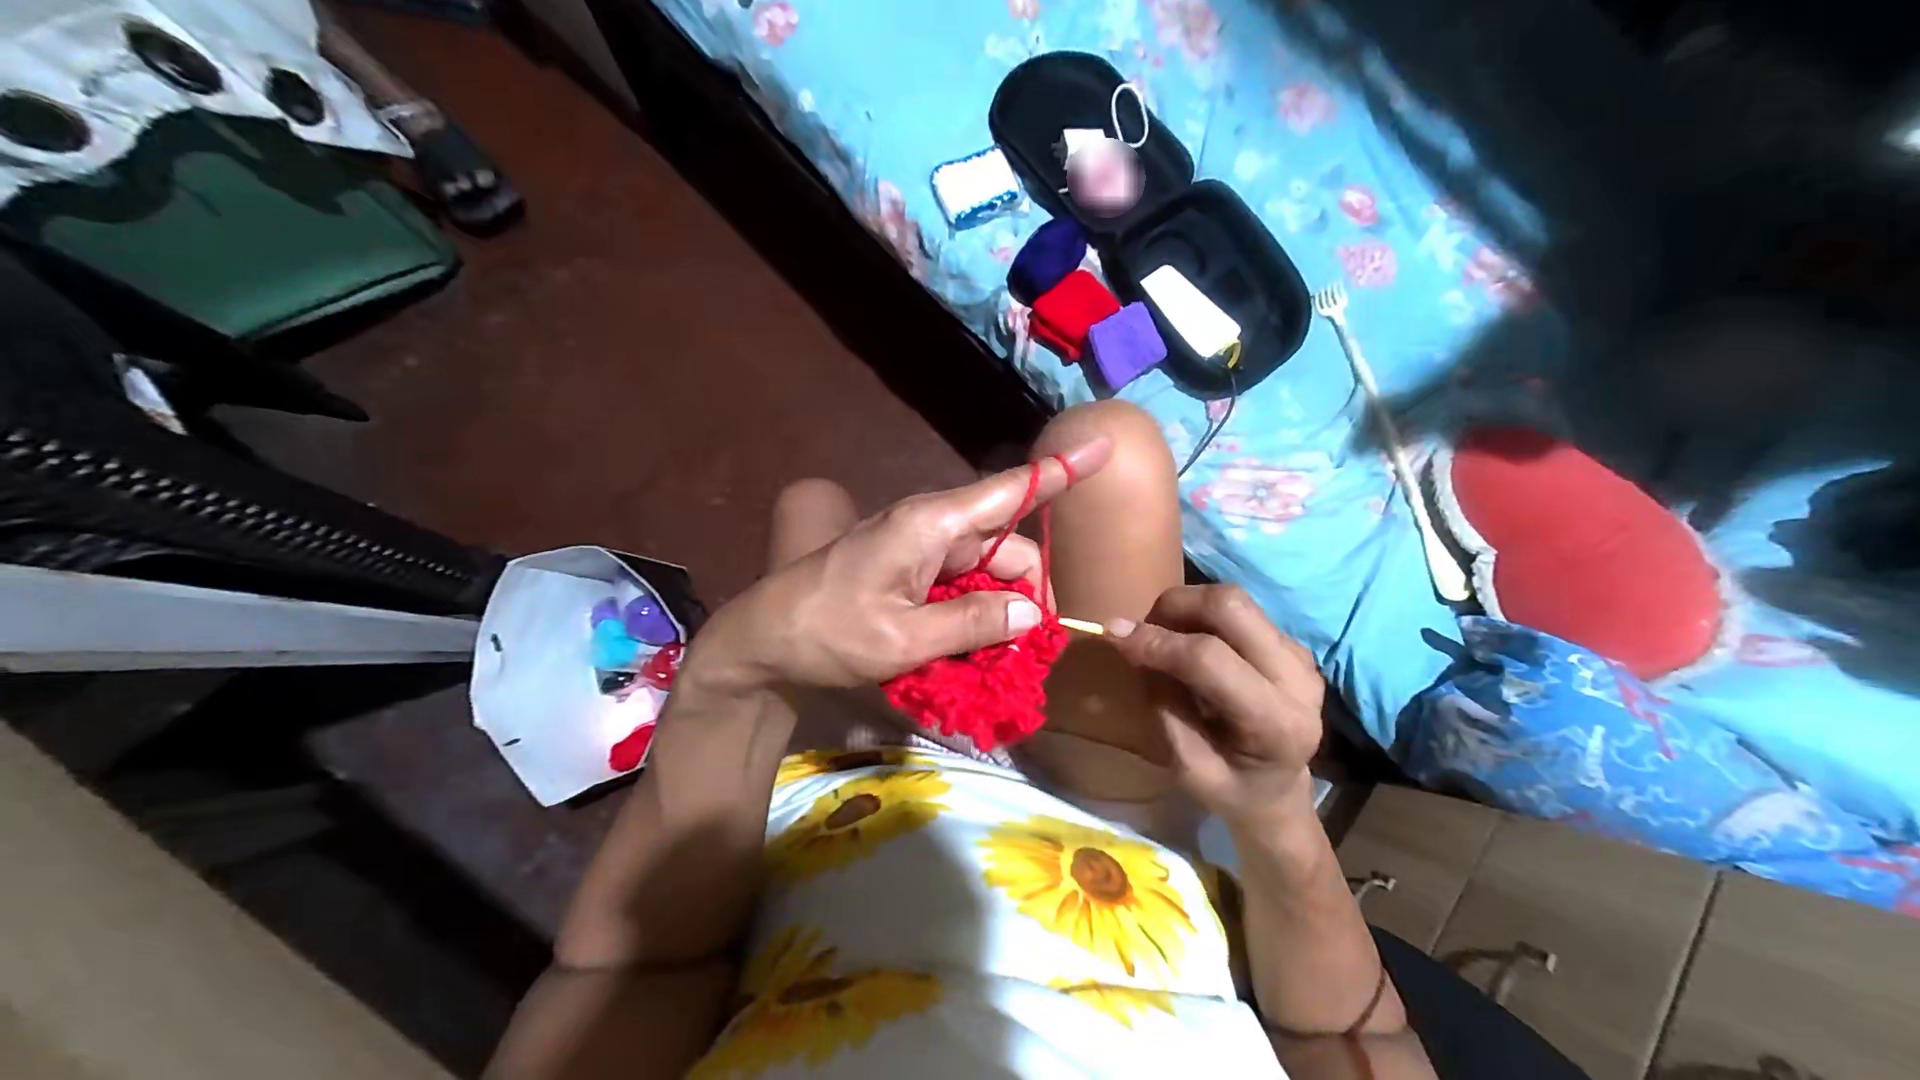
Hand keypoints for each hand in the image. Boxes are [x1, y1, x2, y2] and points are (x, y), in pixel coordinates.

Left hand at [685, 438, 1111, 695]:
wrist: (765, 642)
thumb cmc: (828, 632)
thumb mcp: (903, 639)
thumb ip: (971, 624)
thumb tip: (1031, 614)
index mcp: (930, 525)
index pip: (1008, 490)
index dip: (1059, 473)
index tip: (1105, 445)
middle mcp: (930, 528)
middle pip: (1004, 546)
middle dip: (1026, 589)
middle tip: (1032, 645)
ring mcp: (918, 550)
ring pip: (984, 570)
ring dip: (999, 608)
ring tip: (999, 659)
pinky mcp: (909, 572)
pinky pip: (959, 585)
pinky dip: (974, 613)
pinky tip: (972, 649)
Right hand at [1106, 586, 1325, 831]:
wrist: (1277, 790)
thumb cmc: (1229, 788)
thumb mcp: (1186, 766)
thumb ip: (1164, 704)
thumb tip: (1132, 643)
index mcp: (1276, 724)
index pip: (1210, 659)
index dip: (1156, 641)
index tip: (1113, 635)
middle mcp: (1297, 680)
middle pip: (1231, 606)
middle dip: (1174, 605)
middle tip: (1143, 629)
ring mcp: (1299, 656)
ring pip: (1235, 599)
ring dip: (1187, 606)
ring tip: (1164, 635)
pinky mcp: (1291, 644)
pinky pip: (1240, 610)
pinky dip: (1202, 615)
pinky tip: (1189, 642)